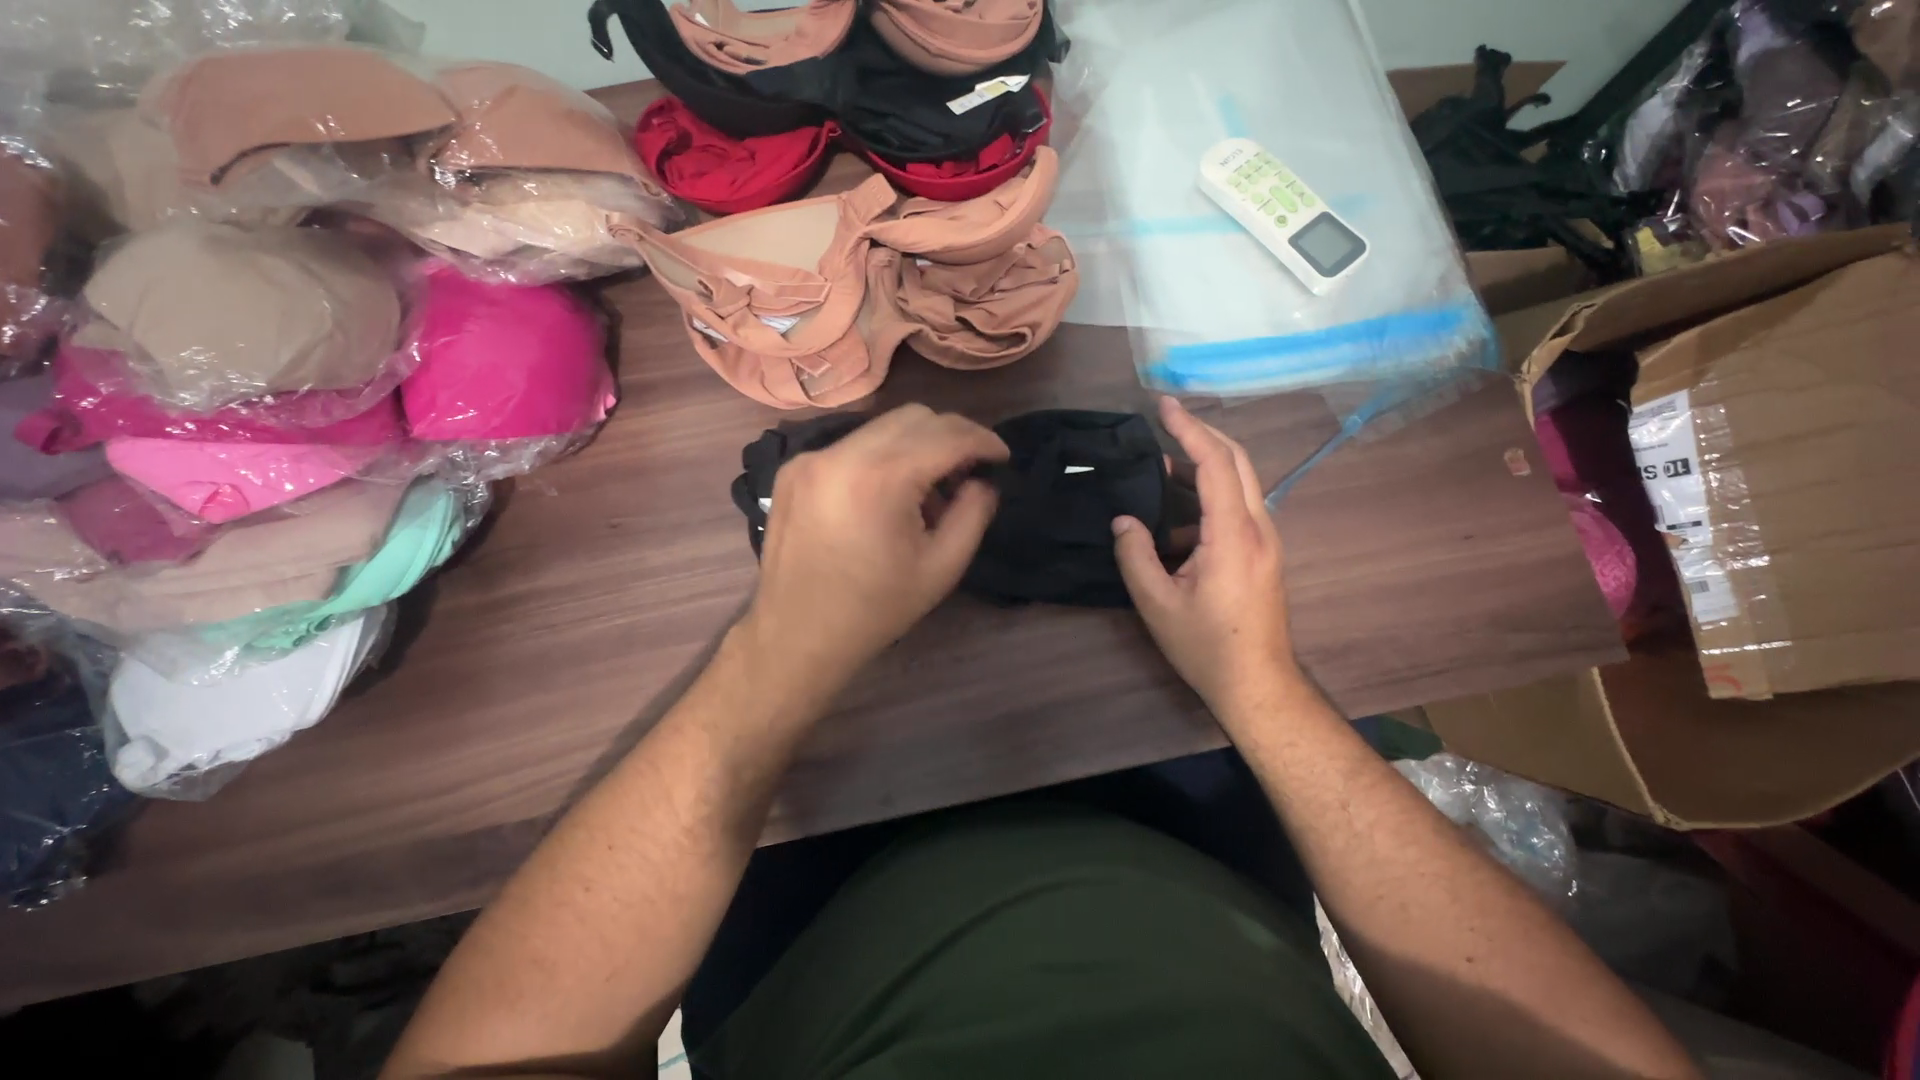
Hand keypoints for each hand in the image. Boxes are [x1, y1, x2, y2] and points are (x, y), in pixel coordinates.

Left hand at [742, 404, 1008, 692]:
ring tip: (926, 490)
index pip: (946, 435)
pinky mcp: (793, 469)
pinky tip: (885, 497)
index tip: (1003, 458)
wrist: (796, 635)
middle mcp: (841, 454)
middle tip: (968, 473)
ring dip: (915, 445)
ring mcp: (811, 458)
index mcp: (880, 478)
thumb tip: (983, 481)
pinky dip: (879, 457)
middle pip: (914, 417)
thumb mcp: (941, 568)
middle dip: (951, 436)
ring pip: (881, 426)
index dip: (984, 440)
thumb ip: (973, 514)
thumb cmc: (874, 609)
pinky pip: (850, 445)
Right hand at [1113, 396, 1304, 716]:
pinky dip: (1211, 492)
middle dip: (1202, 433)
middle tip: (1166, 419)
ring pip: (1242, 483)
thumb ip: (1136, 556)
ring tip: (1162, 463)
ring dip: (1205, 464)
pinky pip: (1240, 506)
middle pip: (1237, 462)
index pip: (1215, 464)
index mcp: (1232, 535)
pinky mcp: (1264, 554)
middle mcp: (1258, 528)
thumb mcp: (1157, 604)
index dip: (1189, 429)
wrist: (1258, 684)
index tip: (1163, 405)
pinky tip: (1177, 512)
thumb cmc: (1206, 646)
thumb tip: (1124, 521)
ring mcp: (1267, 541)